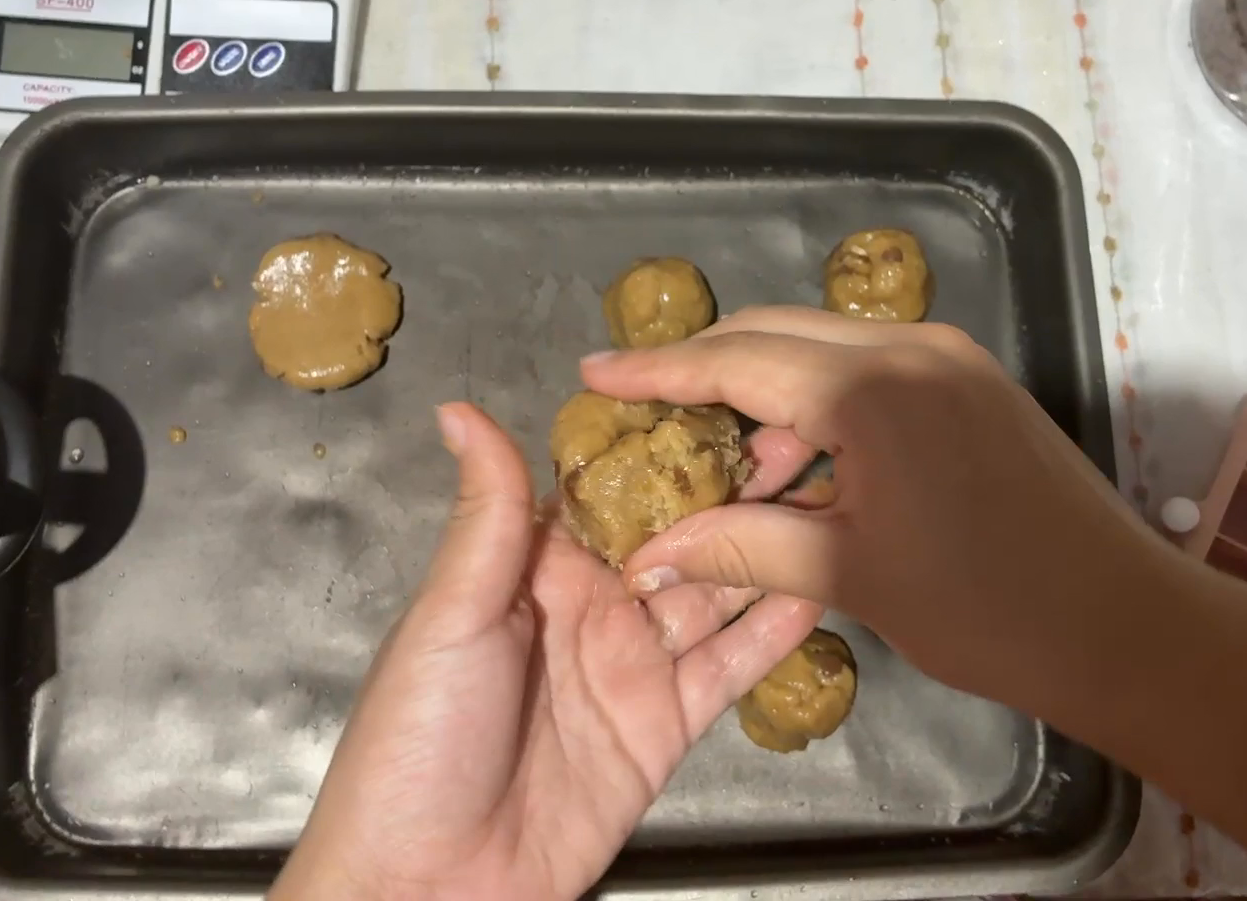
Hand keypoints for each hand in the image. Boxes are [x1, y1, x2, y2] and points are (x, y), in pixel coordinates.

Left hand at [272, 403, 820, 900]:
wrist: (434, 888)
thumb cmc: (421, 736)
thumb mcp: (451, 613)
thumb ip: (488, 514)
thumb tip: (461, 408)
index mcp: (541, 561)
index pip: (616, 486)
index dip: (666, 445)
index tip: (721, 394)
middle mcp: (597, 598)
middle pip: (678, 532)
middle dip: (734, 488)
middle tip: (797, 438)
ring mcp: (637, 659)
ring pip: (714, 590)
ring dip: (764, 546)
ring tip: (825, 495)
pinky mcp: (669, 720)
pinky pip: (729, 666)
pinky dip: (773, 630)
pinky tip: (817, 588)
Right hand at [585, 306, 1174, 716]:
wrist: (1129, 625)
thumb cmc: (986, 608)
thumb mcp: (849, 574)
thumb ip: (740, 546)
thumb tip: (648, 557)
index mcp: (870, 391)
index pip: (736, 362)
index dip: (658, 370)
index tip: (596, 370)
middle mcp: (905, 347)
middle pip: (771, 335)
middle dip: (700, 366)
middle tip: (643, 400)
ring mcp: (942, 355)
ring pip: (815, 346)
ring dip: (759, 386)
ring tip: (719, 448)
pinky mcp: (964, 377)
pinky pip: (860, 366)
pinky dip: (811, 399)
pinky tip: (794, 455)